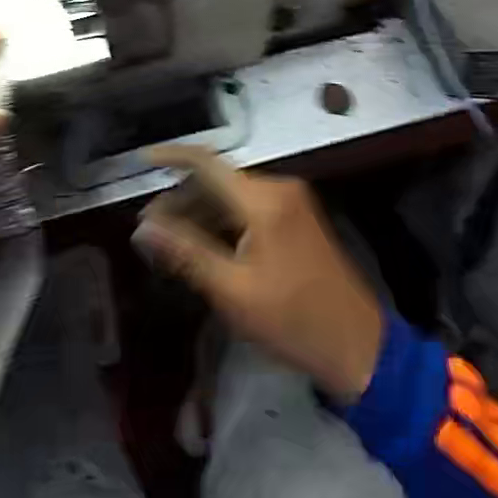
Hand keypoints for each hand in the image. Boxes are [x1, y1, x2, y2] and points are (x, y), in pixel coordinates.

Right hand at [133, 146, 383, 403]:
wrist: (355, 340)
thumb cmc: (292, 319)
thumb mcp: (232, 290)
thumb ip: (186, 253)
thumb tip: (143, 228)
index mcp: (264, 199)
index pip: (208, 163)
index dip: (173, 157)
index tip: (142, 161)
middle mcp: (279, 188)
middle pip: (218, 180)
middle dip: (181, 199)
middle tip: (148, 232)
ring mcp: (292, 202)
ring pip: (232, 196)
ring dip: (200, 213)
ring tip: (168, 245)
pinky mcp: (297, 219)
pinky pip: (250, 209)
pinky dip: (223, 223)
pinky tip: (202, 247)